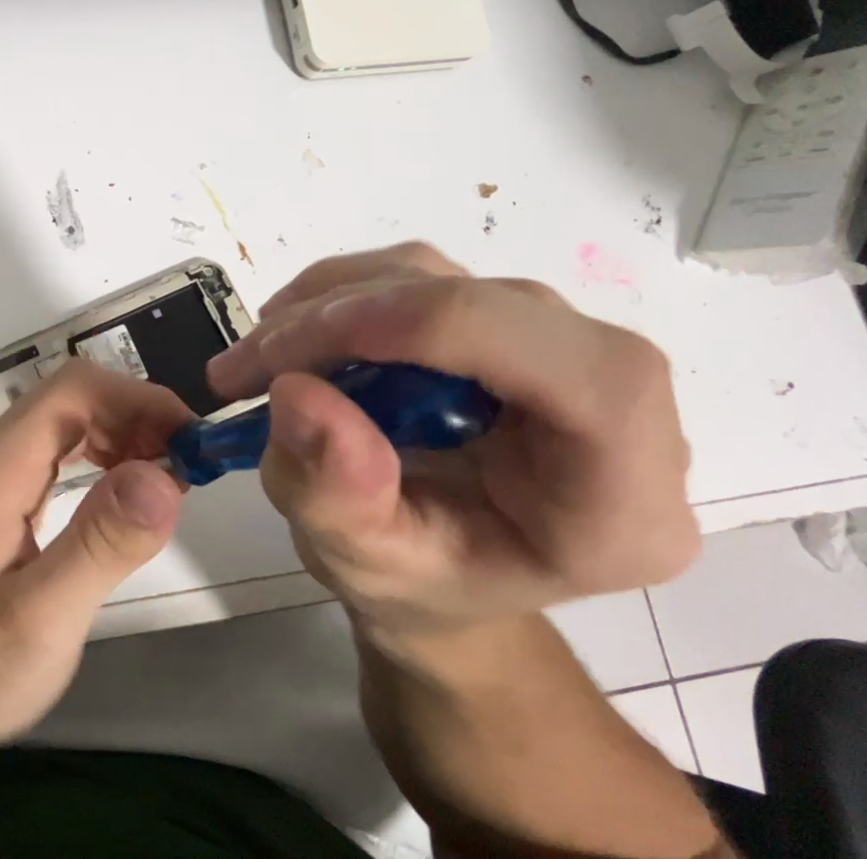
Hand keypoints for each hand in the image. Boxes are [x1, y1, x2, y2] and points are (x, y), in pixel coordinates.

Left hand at [0, 360, 193, 774]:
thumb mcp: (43, 617)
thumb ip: (100, 545)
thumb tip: (163, 476)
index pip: (71, 392)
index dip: (138, 400)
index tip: (191, 442)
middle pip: (71, 398)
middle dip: (138, 417)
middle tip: (191, 468)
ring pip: (68, 421)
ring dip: (126, 435)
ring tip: (172, 482)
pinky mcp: (2, 497)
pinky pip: (60, 452)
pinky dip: (106, 459)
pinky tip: (133, 496)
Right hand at [204, 243, 699, 638]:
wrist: (438, 578)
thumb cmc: (416, 589)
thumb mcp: (366, 569)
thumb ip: (337, 496)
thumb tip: (296, 389)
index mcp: (621, 495)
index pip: (566, 369)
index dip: (424, 331)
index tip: (286, 358)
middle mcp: (622, 405)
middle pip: (495, 308)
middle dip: (349, 318)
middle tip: (244, 366)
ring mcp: (563, 351)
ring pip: (448, 277)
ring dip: (331, 303)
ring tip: (256, 358)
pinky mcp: (507, 323)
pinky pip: (421, 277)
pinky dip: (340, 298)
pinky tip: (292, 342)